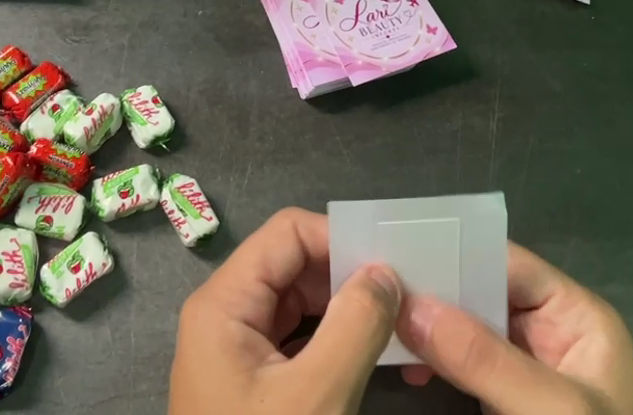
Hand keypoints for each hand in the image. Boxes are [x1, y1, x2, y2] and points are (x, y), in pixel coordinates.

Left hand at [170, 207, 401, 414]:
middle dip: (349, 274)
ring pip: (300, 302)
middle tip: (407, 293)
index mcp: (225, 301)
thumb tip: (385, 271)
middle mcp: (227, 312)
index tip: (393, 259)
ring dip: (348, 308)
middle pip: (293, 264)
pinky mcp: (253, 378)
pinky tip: (378, 352)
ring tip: (402, 321)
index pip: (287, 234)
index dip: (339, 237)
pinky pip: (299, 338)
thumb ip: (354, 326)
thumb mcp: (316, 397)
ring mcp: (238, 346)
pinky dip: (337, 339)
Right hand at [396, 242, 632, 414]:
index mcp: (577, 316)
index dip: (453, 253)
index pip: (507, 264)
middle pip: (482, 294)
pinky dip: (435, 365)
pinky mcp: (510, 406)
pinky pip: (466, 369)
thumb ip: (486, 359)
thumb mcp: (555, 408)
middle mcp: (551, 334)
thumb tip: (409, 307)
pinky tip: (405, 369)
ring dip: (427, 331)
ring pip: (468, 332)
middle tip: (375, 287)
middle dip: (433, 293)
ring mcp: (530, 372)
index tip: (396, 251)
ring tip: (381, 327)